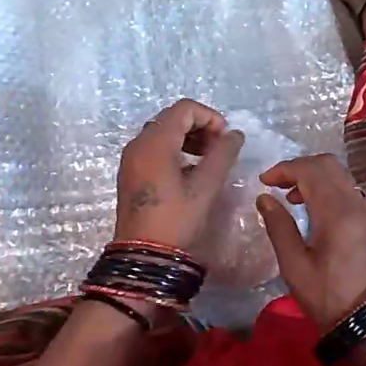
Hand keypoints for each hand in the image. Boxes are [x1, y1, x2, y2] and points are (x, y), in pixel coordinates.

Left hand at [114, 99, 243, 250]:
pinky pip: (153, 149)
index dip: (210, 117)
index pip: (184, 109)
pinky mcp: (130, 174)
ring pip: (162, 133)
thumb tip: (235, 135)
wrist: (144, 255)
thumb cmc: (176, 220)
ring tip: (208, 161)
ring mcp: (131, 159)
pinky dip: (174, 150)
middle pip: (172, 118)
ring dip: (188, 138)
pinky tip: (190, 172)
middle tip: (219, 150)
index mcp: (155, 143)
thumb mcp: (205, 187)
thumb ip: (222, 155)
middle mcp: (138, 144)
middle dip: (199, 127)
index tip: (226, 139)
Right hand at [256, 155, 365, 324]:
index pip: (311, 171)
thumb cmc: (324, 294)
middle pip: (328, 164)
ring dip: (313, 176)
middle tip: (277, 184)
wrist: (363, 316)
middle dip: (299, 167)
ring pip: (339, 174)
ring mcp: (364, 211)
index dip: (285, 169)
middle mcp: (354, 205)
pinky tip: (311, 208)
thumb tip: (265, 198)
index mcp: (336, 214)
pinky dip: (327, 187)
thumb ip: (279, 226)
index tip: (264, 182)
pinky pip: (346, 189)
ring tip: (290, 197)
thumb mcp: (293, 264)